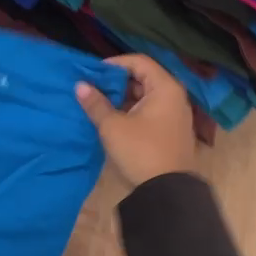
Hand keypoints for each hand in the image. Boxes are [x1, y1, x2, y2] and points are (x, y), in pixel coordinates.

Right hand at [75, 55, 196, 188]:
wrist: (168, 193)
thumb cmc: (141, 151)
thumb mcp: (112, 126)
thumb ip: (96, 103)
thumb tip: (80, 85)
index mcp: (165, 88)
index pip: (139, 62)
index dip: (114, 64)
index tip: (93, 73)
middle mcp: (174, 97)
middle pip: (143, 78)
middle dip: (116, 81)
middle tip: (93, 88)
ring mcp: (174, 116)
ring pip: (145, 96)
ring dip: (122, 97)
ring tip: (98, 103)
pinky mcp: (171, 132)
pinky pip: (150, 111)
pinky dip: (131, 110)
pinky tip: (112, 119)